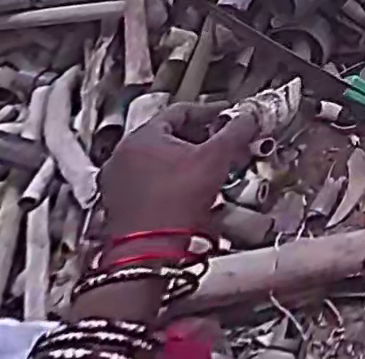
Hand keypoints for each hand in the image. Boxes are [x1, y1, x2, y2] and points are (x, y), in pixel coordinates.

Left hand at [97, 103, 256, 238]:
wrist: (150, 254)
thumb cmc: (176, 202)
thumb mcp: (218, 156)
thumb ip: (237, 129)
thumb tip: (247, 118)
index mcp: (141, 138)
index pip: (181, 111)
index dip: (211, 111)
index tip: (227, 115)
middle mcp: (122, 158)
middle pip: (170, 135)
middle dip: (201, 137)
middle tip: (223, 141)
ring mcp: (118, 184)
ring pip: (161, 159)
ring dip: (188, 159)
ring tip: (212, 166)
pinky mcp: (119, 207)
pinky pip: (152, 182)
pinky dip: (174, 179)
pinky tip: (193, 188)